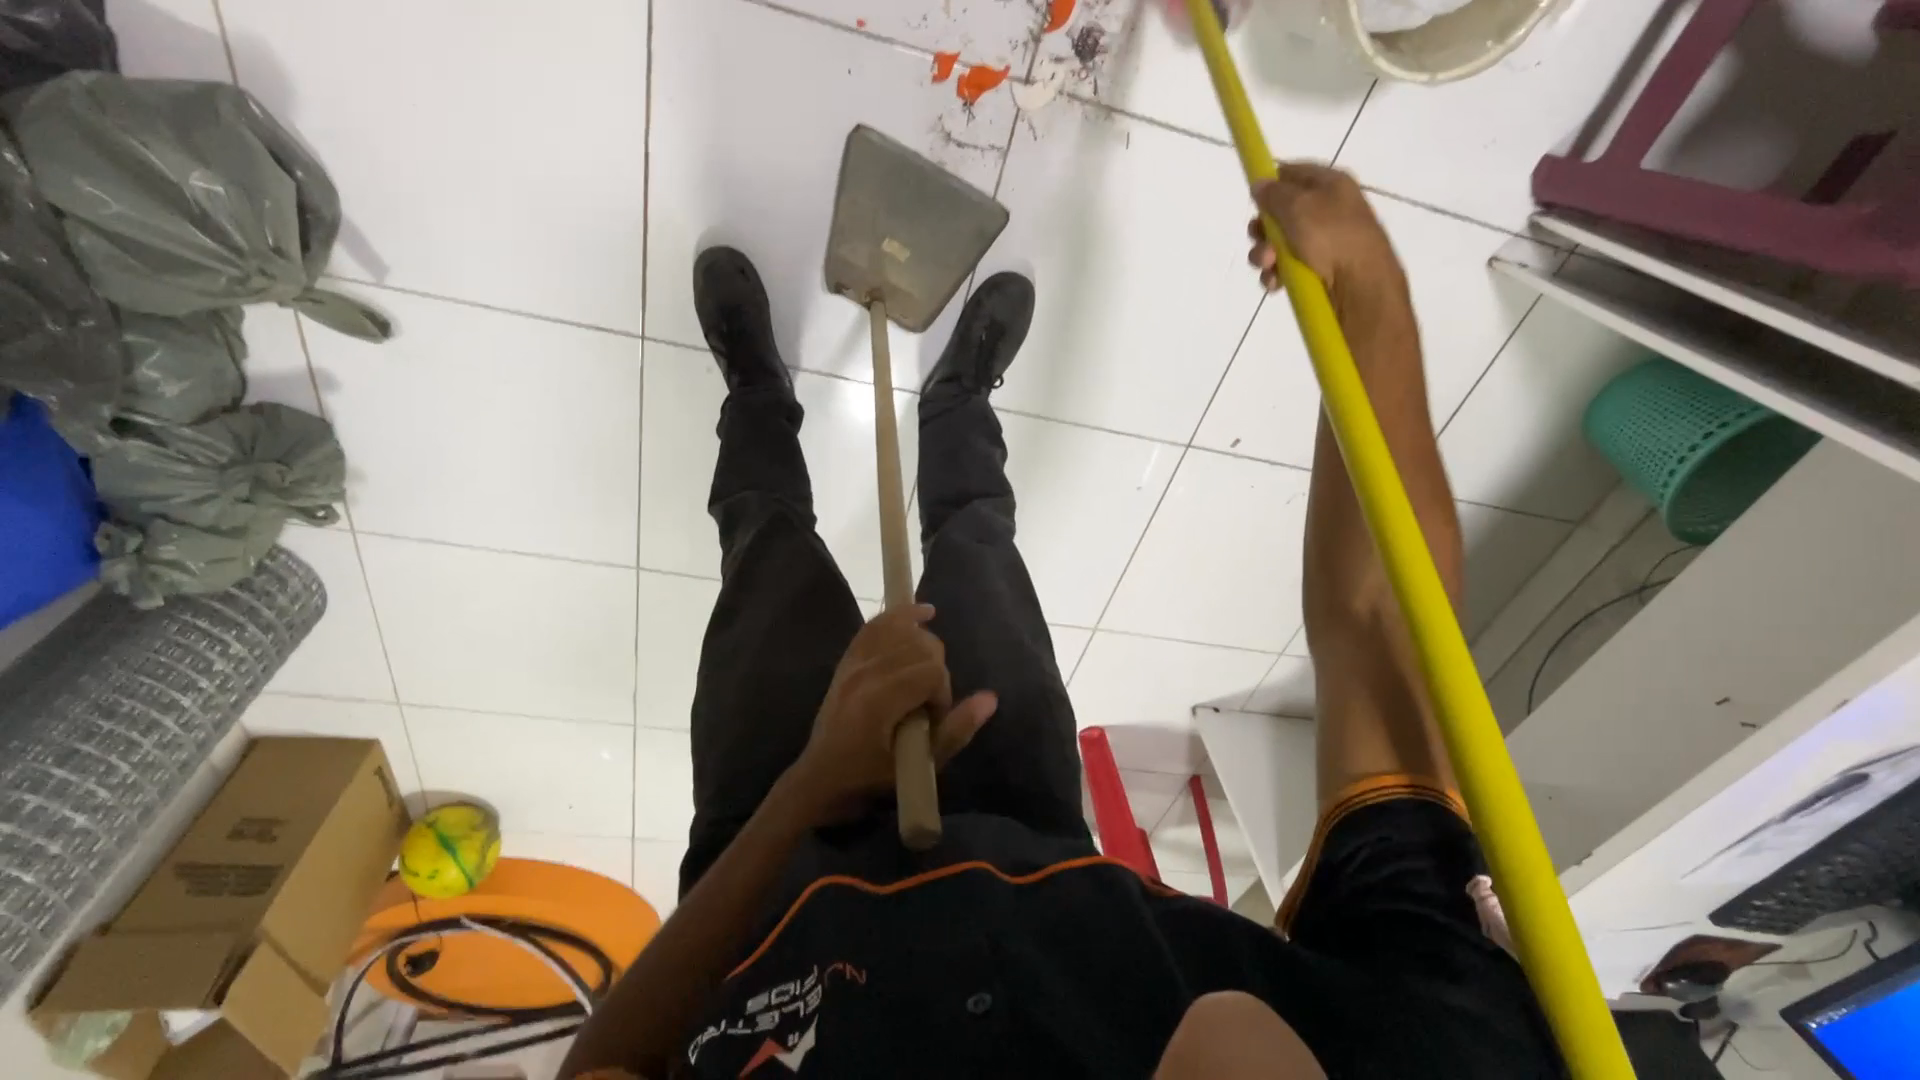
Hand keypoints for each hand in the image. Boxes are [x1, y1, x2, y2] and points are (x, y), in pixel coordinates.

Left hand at [787, 604, 996, 822]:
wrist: (822, 777)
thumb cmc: (869, 776)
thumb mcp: (918, 765)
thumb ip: (956, 731)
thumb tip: (989, 698)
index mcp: (880, 699)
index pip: (931, 671)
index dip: (943, 693)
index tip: (933, 719)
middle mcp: (865, 672)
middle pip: (921, 646)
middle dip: (936, 671)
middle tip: (927, 703)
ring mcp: (854, 662)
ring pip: (904, 631)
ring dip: (923, 647)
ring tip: (924, 675)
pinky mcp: (849, 659)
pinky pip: (877, 624)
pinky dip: (901, 616)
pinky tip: (924, 614)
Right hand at [1246, 163, 1402, 312]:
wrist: (1360, 284)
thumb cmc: (1331, 236)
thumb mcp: (1298, 207)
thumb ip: (1273, 194)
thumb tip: (1259, 184)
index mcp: (1330, 184)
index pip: (1293, 173)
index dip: (1270, 184)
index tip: (1253, 199)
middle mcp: (1327, 210)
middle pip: (1280, 213)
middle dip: (1262, 229)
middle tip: (1259, 239)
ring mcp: (1323, 242)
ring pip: (1278, 244)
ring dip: (1265, 255)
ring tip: (1268, 266)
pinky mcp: (1317, 270)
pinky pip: (1285, 268)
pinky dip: (1275, 275)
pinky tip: (1275, 283)